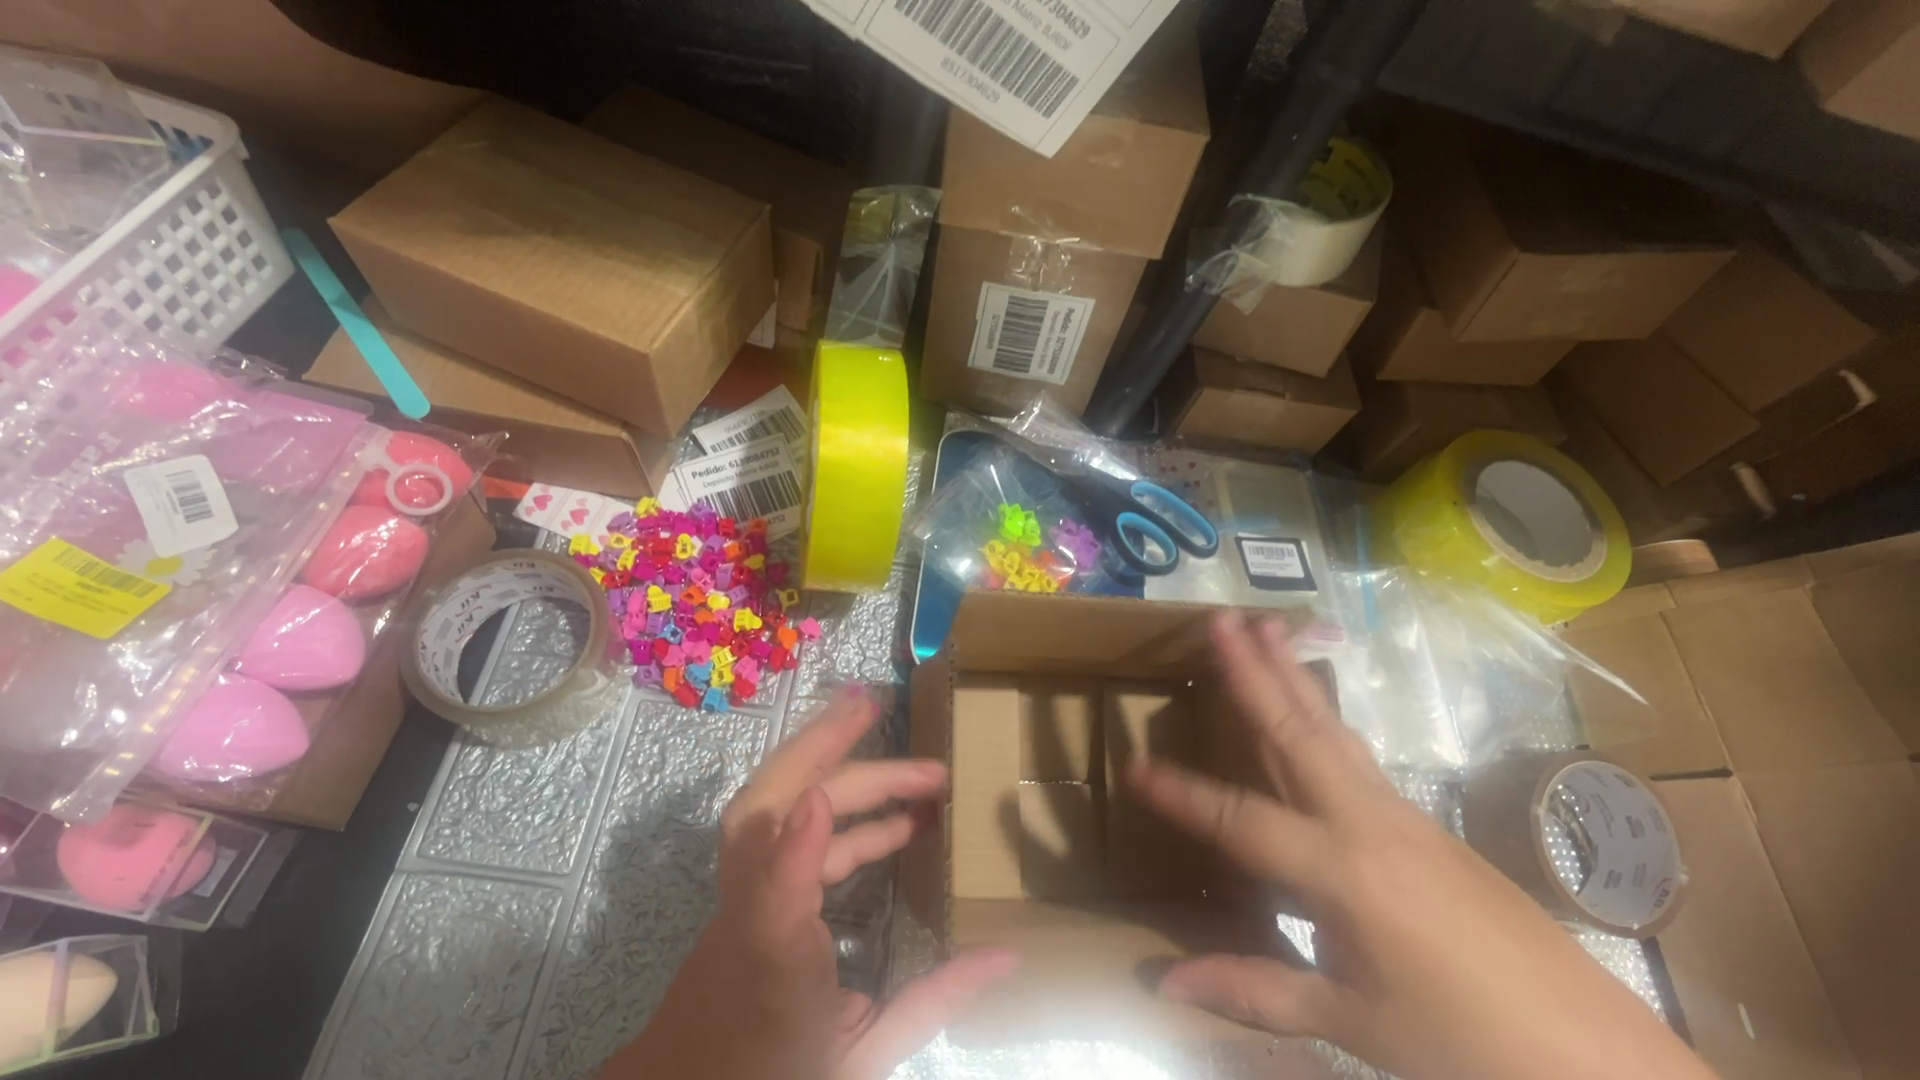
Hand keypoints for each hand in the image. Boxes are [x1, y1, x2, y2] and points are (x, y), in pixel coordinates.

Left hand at [599, 688, 1016, 1079]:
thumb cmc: (778, 1069)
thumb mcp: (863, 1055)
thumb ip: (932, 1001)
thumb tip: (1006, 954)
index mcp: (774, 965)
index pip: (771, 903)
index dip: (795, 849)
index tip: (823, 803)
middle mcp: (748, 918)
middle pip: (766, 817)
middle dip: (818, 752)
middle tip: (877, 707)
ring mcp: (737, 897)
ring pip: (769, 807)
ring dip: (832, 764)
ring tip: (915, 766)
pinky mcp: (744, 891)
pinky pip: (784, 829)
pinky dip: (838, 814)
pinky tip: (896, 826)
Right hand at [1127, 613, 1714, 1079]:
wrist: (1593, 1054)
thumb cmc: (1463, 1040)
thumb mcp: (1352, 1022)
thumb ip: (1256, 989)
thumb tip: (1166, 984)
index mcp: (1342, 872)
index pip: (1241, 821)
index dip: (1183, 795)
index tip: (1134, 765)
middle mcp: (1370, 824)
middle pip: (1298, 733)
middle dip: (1255, 673)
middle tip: (1221, 619)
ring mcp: (1405, 817)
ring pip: (1333, 732)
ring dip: (1294, 677)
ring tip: (1267, 628)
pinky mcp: (1427, 826)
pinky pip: (1359, 758)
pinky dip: (1324, 719)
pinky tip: (1313, 712)